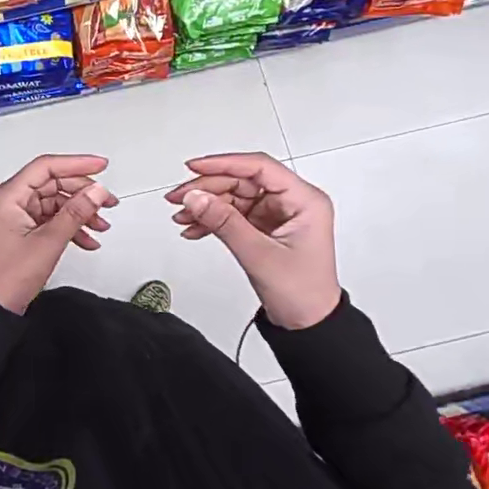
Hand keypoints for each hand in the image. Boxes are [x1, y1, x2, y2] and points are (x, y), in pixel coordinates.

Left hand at [0, 154, 118, 314]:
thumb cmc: (8, 277)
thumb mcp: (48, 242)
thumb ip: (75, 213)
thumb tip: (96, 192)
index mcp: (10, 196)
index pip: (47, 167)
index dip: (77, 164)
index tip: (101, 166)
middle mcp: (14, 201)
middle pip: (55, 183)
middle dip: (84, 192)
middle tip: (107, 201)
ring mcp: (21, 215)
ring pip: (58, 202)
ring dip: (82, 212)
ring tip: (101, 224)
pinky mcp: (27, 229)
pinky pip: (55, 218)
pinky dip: (73, 226)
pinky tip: (89, 240)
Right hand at [165, 153, 341, 330]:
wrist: (308, 324)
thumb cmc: (303, 293)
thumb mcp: (260, 255)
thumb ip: (225, 223)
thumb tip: (197, 197)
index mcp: (305, 200)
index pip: (259, 168)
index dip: (224, 164)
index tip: (196, 167)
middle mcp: (293, 203)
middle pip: (243, 181)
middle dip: (208, 188)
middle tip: (180, 197)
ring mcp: (278, 215)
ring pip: (234, 197)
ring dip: (206, 204)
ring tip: (183, 214)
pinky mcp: (266, 227)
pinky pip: (234, 214)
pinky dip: (213, 219)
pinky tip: (195, 227)